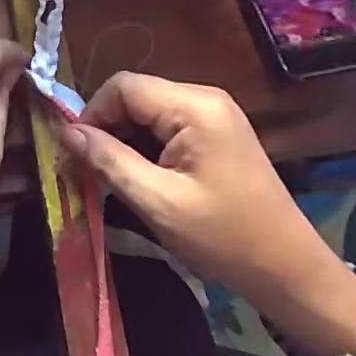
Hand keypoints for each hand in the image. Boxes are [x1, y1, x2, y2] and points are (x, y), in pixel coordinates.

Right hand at [61, 72, 355, 355]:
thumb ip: (109, 161)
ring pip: (147, 111)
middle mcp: (205, 98)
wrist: (288, 269)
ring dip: (124, 139)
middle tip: (91, 170)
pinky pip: (166, 125)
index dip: (92, 113)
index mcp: (195, 107)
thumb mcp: (158, 202)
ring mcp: (214, 114)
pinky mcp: (216, 132)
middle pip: (136, 95)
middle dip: (107, 127)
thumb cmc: (224, 237)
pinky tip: (140, 176)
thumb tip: (66, 132)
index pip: (123, 86)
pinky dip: (145, 146)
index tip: (77, 153)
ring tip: (113, 177)